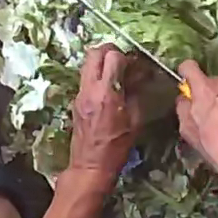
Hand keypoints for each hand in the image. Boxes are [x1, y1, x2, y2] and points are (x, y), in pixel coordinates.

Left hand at [66, 45, 142, 180]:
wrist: (90, 166)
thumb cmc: (116, 147)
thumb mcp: (135, 121)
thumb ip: (137, 94)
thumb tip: (142, 77)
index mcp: (107, 93)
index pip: (113, 57)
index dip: (127, 57)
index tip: (136, 67)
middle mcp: (89, 89)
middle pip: (95, 53)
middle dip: (111, 51)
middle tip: (123, 62)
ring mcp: (80, 94)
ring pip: (87, 63)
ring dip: (102, 62)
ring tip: (117, 74)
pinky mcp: (76, 100)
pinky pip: (86, 78)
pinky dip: (97, 75)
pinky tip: (109, 89)